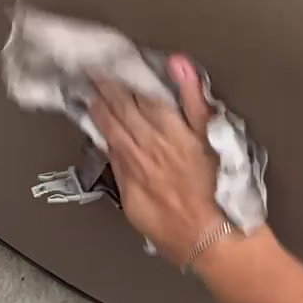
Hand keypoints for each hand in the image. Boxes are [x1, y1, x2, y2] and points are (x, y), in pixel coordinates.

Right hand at [89, 55, 225, 262]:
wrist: (215, 240)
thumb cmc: (177, 232)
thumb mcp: (135, 208)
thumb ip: (124, 175)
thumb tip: (114, 153)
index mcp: (135, 163)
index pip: (110, 126)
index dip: (97, 106)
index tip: (87, 91)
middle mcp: (154, 145)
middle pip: (126, 108)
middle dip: (110, 85)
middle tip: (98, 66)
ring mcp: (181, 138)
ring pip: (152, 101)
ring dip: (135, 80)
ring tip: (124, 63)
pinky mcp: (206, 136)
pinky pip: (195, 104)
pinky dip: (187, 82)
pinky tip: (178, 64)